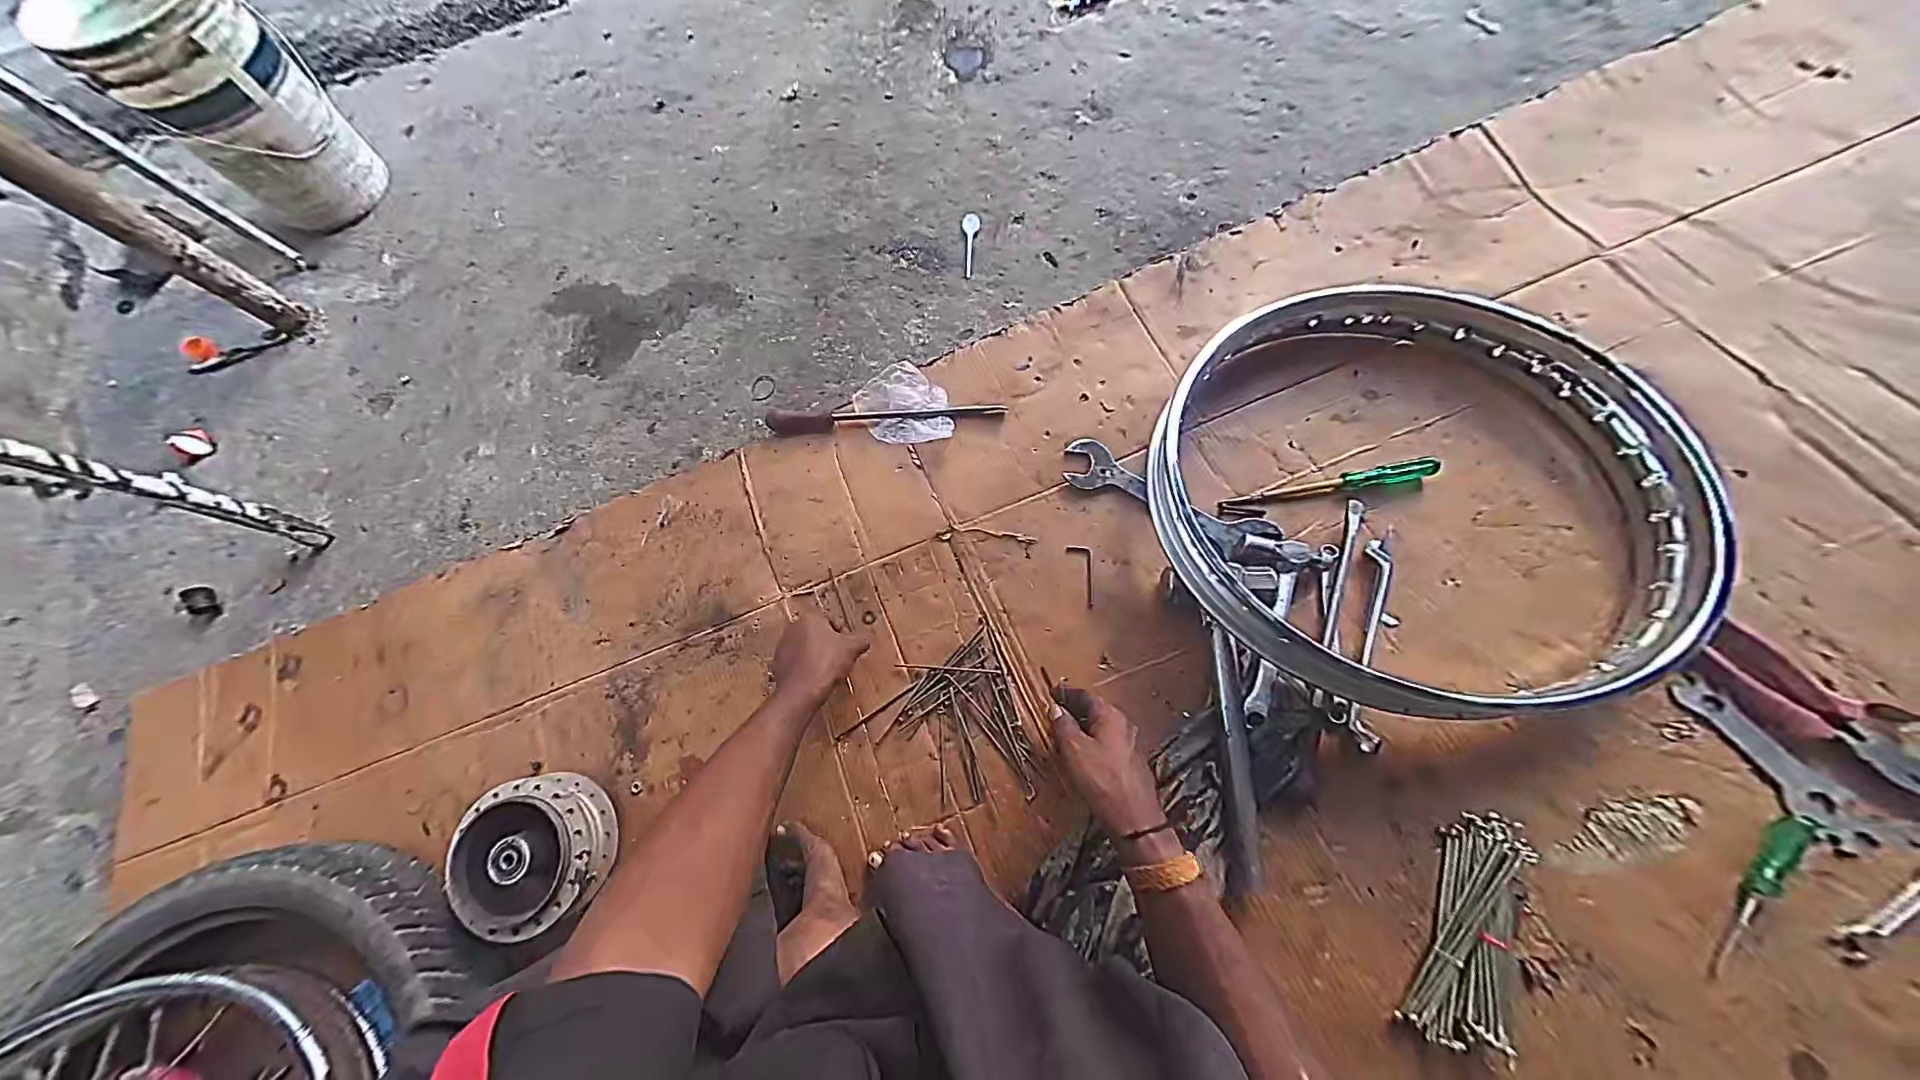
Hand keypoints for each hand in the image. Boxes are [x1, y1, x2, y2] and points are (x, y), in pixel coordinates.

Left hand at [771, 611, 867, 697]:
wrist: (801, 691)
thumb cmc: (826, 664)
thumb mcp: (851, 649)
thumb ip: (860, 640)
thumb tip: (865, 640)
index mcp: (810, 618)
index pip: (830, 619)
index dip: (842, 632)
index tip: (847, 644)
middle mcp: (793, 628)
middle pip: (817, 633)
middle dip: (828, 643)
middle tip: (840, 656)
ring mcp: (783, 646)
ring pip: (805, 647)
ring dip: (816, 655)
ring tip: (828, 669)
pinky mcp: (778, 664)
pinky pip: (796, 662)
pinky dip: (805, 667)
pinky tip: (815, 677)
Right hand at [1052, 690, 1164, 837]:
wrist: (1133, 817)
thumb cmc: (1102, 780)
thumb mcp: (1073, 749)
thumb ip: (1063, 725)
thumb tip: (1056, 709)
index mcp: (1110, 715)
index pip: (1085, 695)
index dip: (1066, 694)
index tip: (1053, 693)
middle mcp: (1123, 724)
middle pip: (1095, 710)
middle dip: (1076, 709)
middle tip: (1057, 712)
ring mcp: (1130, 743)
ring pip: (1102, 727)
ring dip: (1084, 727)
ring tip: (1066, 733)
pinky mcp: (1130, 761)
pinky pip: (1108, 742)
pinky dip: (1093, 742)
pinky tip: (1084, 754)